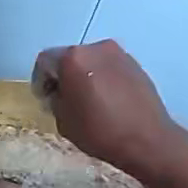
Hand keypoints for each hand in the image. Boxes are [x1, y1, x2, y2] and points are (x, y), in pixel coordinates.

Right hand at [32, 40, 185, 177]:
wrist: (147, 140)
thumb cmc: (100, 132)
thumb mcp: (64, 121)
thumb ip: (56, 99)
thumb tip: (61, 92)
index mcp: (73, 58)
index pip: (45, 61)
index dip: (40, 81)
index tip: (45, 99)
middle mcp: (96, 48)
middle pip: (70, 58)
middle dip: (64, 76)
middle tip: (65, 100)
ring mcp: (119, 54)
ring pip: (91, 61)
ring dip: (85, 76)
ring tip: (89, 102)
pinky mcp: (136, 65)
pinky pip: (110, 68)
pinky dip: (103, 79)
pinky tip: (107, 101)